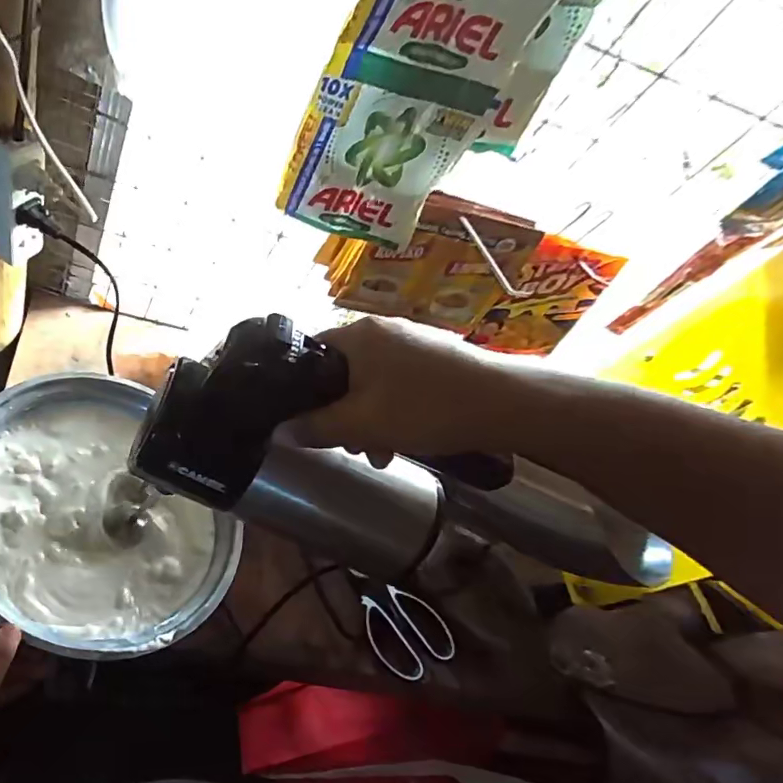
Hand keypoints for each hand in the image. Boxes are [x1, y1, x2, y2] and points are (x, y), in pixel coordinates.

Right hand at [292, 317, 510, 463]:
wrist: (504, 404)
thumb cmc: (424, 408)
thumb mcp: (362, 424)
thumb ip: (316, 428)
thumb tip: (279, 433)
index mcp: (357, 335)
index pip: (309, 353)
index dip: (300, 389)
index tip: (303, 421)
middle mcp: (382, 329)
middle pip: (341, 373)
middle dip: (340, 414)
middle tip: (350, 446)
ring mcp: (411, 342)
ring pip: (370, 383)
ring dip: (367, 419)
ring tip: (381, 453)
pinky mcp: (434, 358)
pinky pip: (397, 383)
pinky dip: (392, 410)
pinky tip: (404, 440)